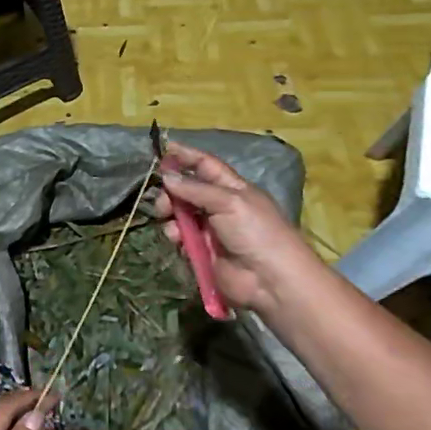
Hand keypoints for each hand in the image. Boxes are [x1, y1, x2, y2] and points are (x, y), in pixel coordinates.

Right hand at [153, 142, 321, 314]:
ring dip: (170, 214)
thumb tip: (166, 176)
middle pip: (189, 190)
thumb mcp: (229, 202)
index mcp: (233, 187)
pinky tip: (176, 239)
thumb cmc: (255, 231)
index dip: (186, 156)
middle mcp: (221, 205)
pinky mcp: (203, 252)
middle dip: (172, 191)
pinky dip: (175, 236)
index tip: (163, 150)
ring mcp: (211, 230)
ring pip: (181, 215)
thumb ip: (196, 189)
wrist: (269, 279)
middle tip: (162, 201)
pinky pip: (182, 238)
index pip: (205, 165)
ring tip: (166, 219)